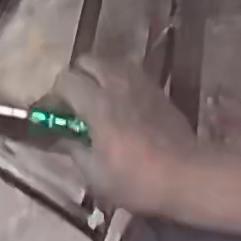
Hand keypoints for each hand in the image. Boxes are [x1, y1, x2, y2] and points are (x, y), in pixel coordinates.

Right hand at [54, 55, 206, 216]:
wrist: (187, 175)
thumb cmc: (138, 179)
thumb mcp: (96, 174)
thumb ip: (73, 149)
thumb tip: (62, 137)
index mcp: (97, 103)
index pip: (65, 80)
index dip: (54, 95)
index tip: (53, 115)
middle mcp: (116, 83)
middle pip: (86, 61)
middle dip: (75, 78)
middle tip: (74, 103)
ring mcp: (138, 82)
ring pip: (108, 61)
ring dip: (97, 74)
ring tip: (96, 99)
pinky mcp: (155, 87)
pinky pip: (127, 71)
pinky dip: (116, 79)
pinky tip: (119, 102)